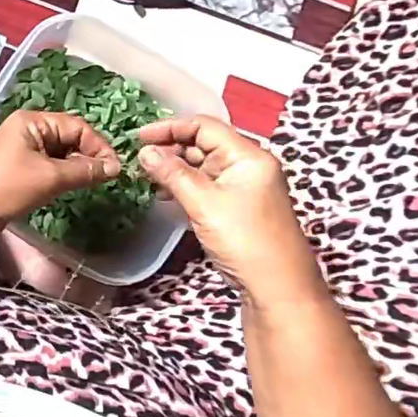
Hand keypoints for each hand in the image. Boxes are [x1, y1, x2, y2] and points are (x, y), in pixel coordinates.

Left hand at [0, 110, 120, 233]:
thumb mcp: (49, 177)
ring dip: (76, 167)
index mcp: (32, 121)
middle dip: (88, 156)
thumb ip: (84, 171)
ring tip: (92, 185)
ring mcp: (21, 149)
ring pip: (60, 153)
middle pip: (69, 137)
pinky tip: (71, 188)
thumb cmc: (6, 187)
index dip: (98, 146)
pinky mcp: (18, 168)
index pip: (77, 125)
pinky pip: (48, 166)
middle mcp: (27, 130)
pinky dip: (62, 175)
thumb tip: (115, 167)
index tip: (114, 170)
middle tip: (105, 179)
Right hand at [136, 116, 322, 295]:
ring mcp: (243, 186)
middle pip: (202, 143)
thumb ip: (172, 174)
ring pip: (201, 164)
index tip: (138, 138)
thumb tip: (144, 152)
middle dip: (170, 148)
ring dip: (174, 168)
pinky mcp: (236, 205)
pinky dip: (183, 184)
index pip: (204, 126)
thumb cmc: (245, 241)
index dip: (169, 127)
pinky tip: (164, 194)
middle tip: (139, 160)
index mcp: (248, 156)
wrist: (279, 290)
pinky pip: (205, 184)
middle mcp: (247, 165)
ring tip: (148, 177)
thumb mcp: (204, 204)